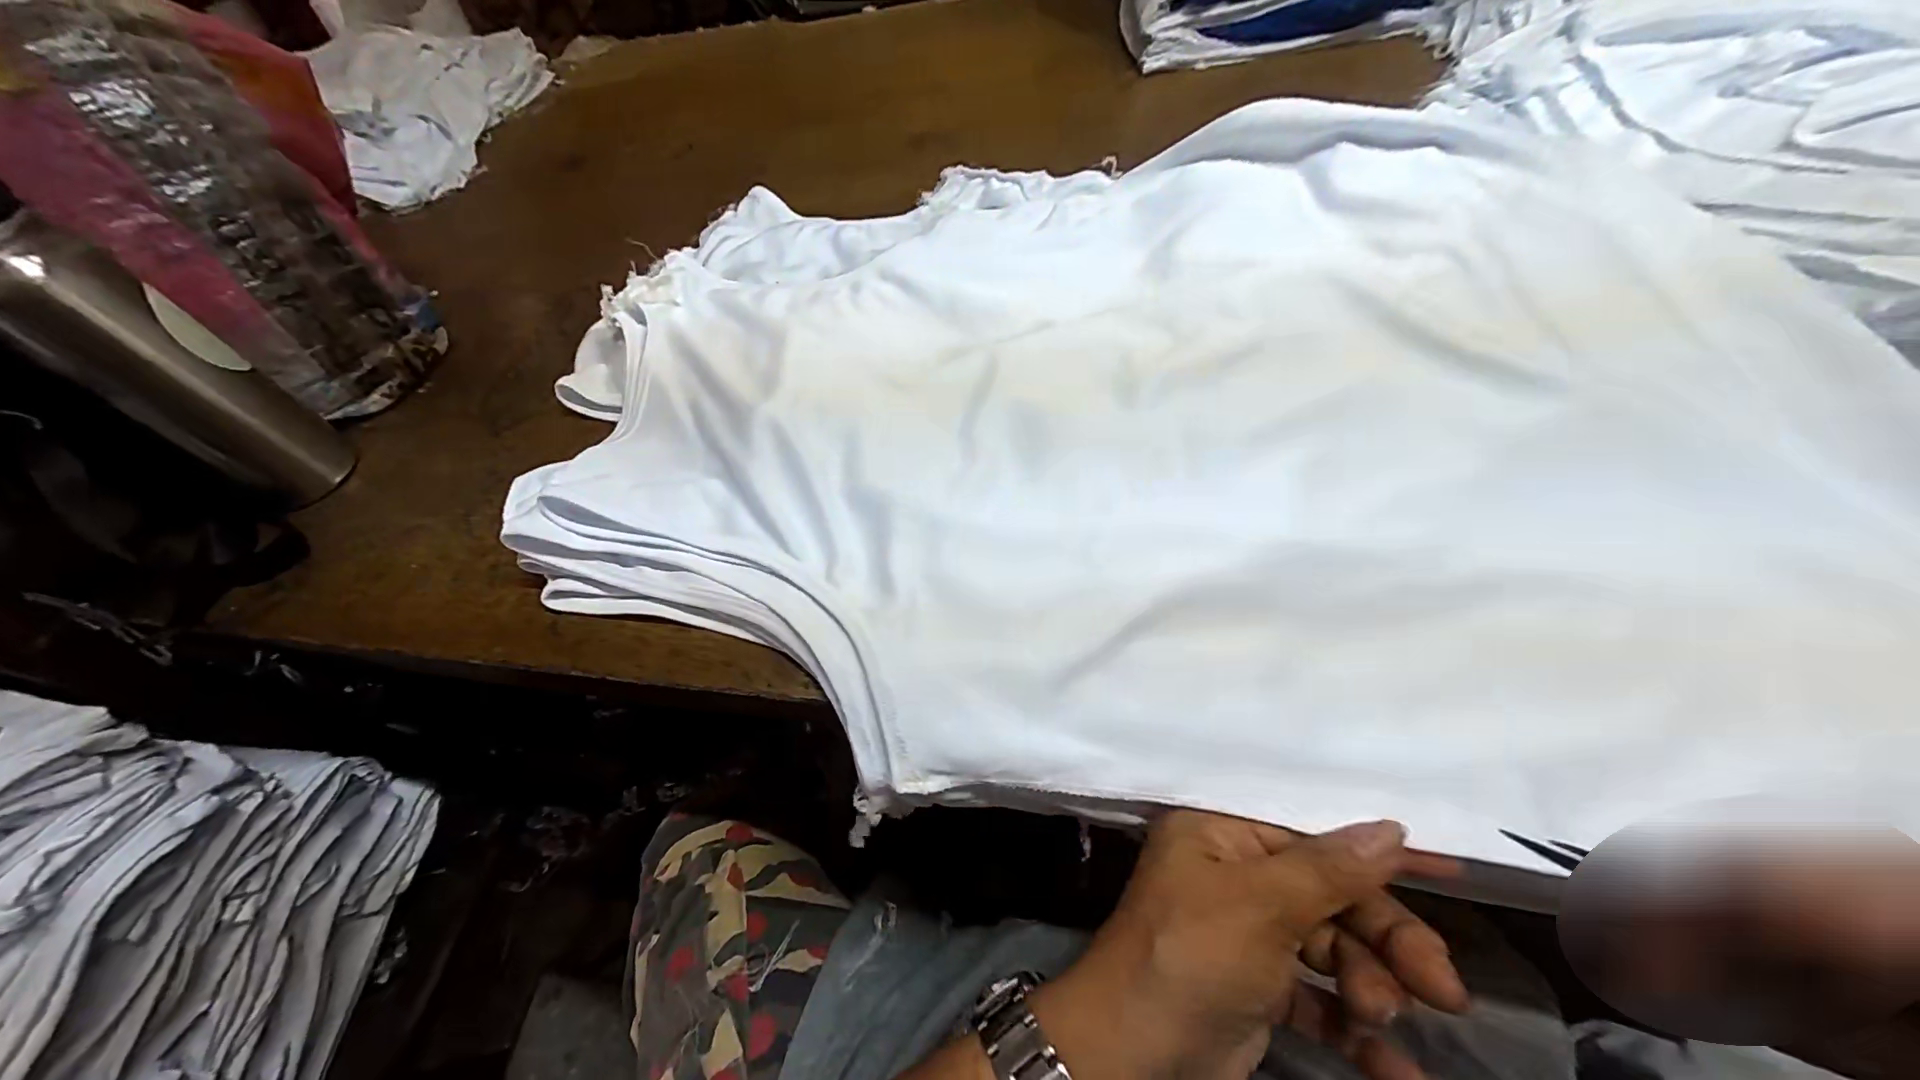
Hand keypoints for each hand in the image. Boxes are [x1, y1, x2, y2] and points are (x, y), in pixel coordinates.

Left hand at [1029, 810, 1468, 1079]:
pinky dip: (1353, 1029)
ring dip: (1368, 985)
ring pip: (1331, 947)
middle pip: (1329, 894)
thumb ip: (1329, 869)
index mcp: (1219, 835)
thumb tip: (1390, 827)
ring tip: (1379, 1017)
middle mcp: (1232, 875)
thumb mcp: (1260, 905)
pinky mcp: (1257, 988)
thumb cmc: (1191, 956)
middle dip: (1385, 940)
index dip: (1374, 855)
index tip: (1447, 869)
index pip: (1309, 834)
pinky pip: (1318, 998)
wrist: (1136, 1053)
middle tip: (1442, 989)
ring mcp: (1246, 934)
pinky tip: (1391, 1069)